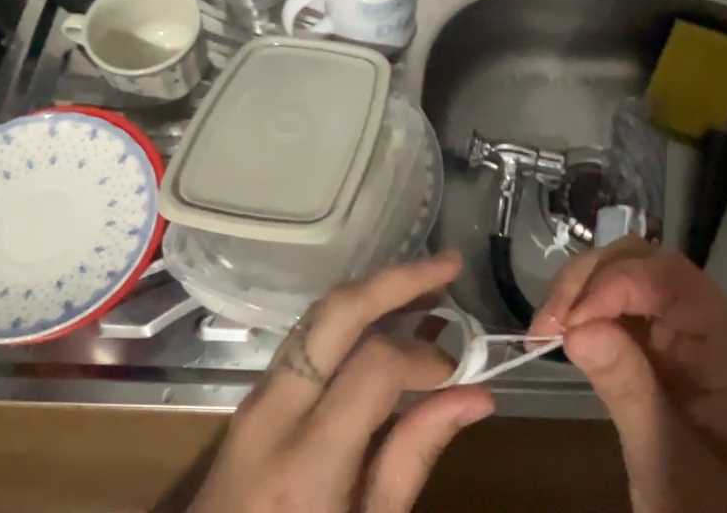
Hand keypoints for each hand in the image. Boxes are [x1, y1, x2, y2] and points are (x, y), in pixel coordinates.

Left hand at [189, 252, 494, 512]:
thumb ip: (413, 457)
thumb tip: (475, 396)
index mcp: (306, 462)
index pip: (375, 365)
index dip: (424, 358)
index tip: (457, 375)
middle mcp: (273, 413)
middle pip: (335, 313)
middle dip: (397, 280)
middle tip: (449, 265)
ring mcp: (254, 398)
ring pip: (316, 314)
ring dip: (373, 291)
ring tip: (427, 284)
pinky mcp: (251, 397)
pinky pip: (304, 337)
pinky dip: (349, 318)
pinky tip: (383, 320)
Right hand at [532, 240, 726, 512]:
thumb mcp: (671, 468)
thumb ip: (630, 393)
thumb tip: (576, 328)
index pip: (676, 282)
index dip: (616, 283)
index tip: (567, 321)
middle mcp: (716, 336)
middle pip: (653, 267)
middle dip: (594, 279)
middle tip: (546, 323)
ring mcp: (693, 346)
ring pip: (635, 281)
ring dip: (585, 292)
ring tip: (544, 330)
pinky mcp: (669, 361)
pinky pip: (628, 316)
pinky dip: (590, 315)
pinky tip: (563, 336)